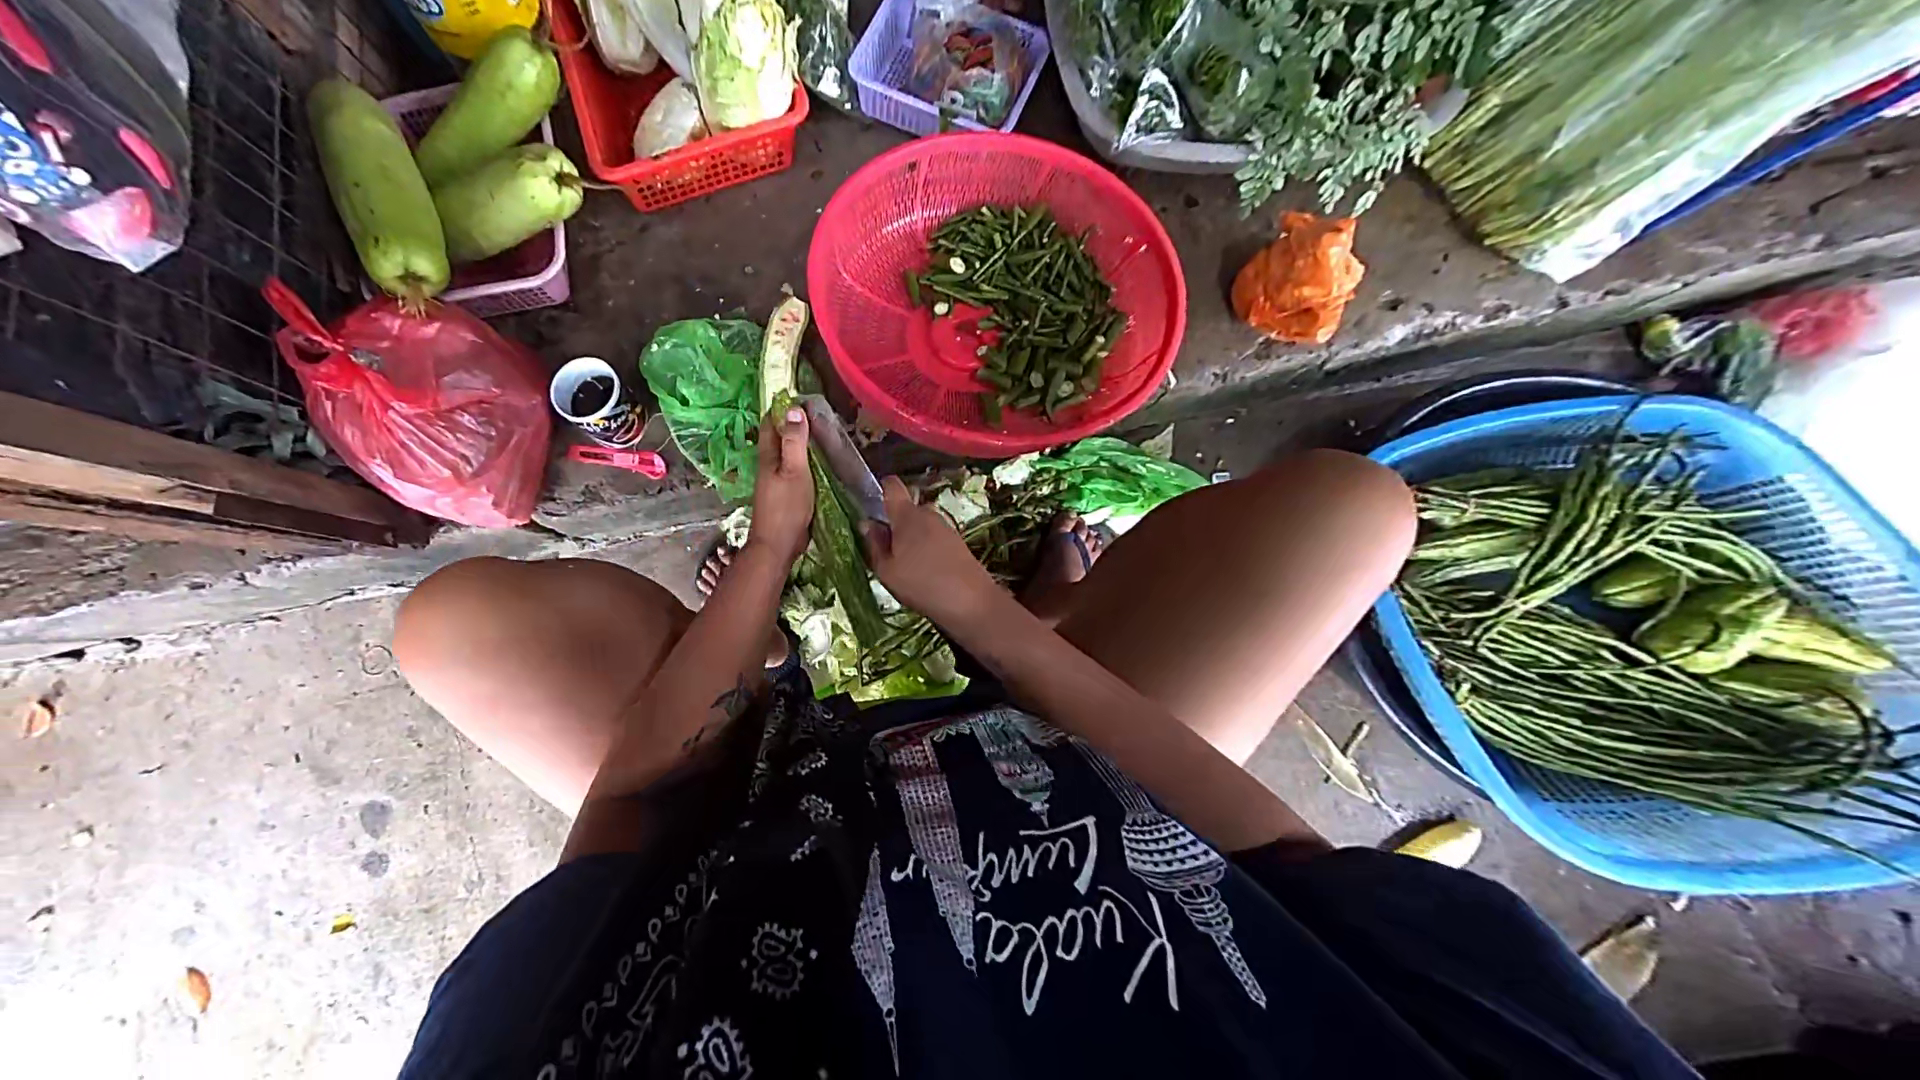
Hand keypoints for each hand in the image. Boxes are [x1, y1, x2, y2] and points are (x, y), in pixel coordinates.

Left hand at [748, 406, 813, 567]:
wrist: (778, 545)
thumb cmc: (786, 507)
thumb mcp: (795, 471)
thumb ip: (794, 442)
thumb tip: (794, 409)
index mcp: (767, 455)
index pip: (771, 422)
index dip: (783, 407)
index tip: (802, 396)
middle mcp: (768, 464)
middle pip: (778, 436)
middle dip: (793, 422)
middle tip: (817, 413)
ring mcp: (775, 480)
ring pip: (787, 453)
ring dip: (800, 442)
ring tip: (822, 433)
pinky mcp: (785, 493)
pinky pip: (794, 468)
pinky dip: (805, 460)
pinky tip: (819, 462)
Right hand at [861, 476, 1004, 627]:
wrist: (972, 602)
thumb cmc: (922, 584)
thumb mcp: (887, 570)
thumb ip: (874, 544)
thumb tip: (867, 523)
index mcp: (907, 515)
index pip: (892, 486)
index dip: (879, 490)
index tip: (870, 507)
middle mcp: (928, 514)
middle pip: (906, 510)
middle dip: (894, 525)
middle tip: (886, 553)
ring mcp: (946, 527)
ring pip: (920, 526)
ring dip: (911, 540)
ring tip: (906, 568)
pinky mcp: (957, 542)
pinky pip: (933, 538)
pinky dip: (926, 550)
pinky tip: (925, 574)